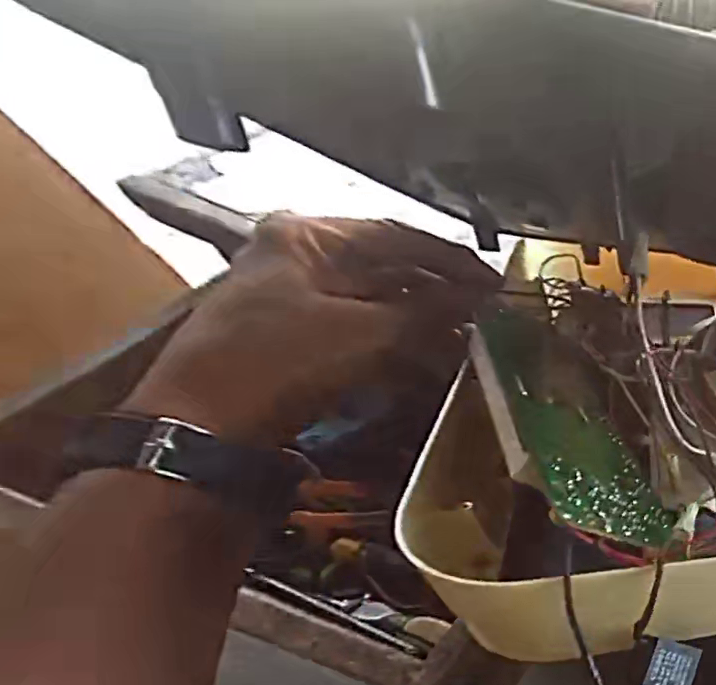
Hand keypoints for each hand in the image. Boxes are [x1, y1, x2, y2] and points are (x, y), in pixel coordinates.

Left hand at [119, 214, 498, 445]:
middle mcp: (309, 256)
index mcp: (311, 237)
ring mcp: (309, 293)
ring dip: (436, 317)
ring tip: (480, 335)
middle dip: (449, 291)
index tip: (500, 284)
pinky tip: (446, 353)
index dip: (457, 261)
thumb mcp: (370, 330)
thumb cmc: (284, 359)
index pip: (401, 237)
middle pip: (397, 266)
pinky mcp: (315, 330)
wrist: (214, 415)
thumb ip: (432, 309)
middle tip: (496, 311)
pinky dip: (414, 338)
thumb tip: (484, 295)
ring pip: (391, 298)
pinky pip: (378, 325)